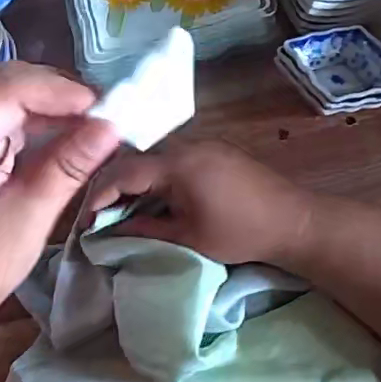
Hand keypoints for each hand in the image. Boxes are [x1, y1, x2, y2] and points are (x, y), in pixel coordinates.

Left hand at [0, 63, 120, 336]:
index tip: (106, 108)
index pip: (7, 90)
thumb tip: (112, 126)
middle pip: (4, 87)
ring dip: (49, 110)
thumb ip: (68, 166)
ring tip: (93, 125)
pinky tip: (66, 138)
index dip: (60, 91)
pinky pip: (1, 126)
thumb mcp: (28, 218)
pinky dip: (35, 129)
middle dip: (56, 95)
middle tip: (105, 114)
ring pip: (5, 102)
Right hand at [88, 141, 318, 267]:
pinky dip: (156, 177)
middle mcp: (187, 144)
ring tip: (122, 210)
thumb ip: (145, 229)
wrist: (295, 221)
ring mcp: (203, 144)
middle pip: (135, 160)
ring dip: (134, 182)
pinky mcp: (215, 150)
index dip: (99, 196)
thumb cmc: (240, 233)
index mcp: (177, 163)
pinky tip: (153, 198)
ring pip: (153, 158)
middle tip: (99, 216)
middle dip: (112, 187)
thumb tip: (111, 230)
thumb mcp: (188, 237)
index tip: (86, 221)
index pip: (122, 172)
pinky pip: (173, 158)